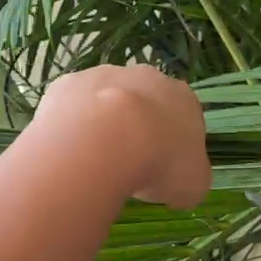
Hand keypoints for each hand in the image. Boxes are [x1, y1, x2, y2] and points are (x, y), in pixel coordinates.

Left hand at [33, 64, 210, 209]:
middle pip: (144, 105)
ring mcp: (105, 75)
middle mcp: (146, 78)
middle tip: (127, 167)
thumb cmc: (159, 163)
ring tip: (94, 162)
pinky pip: (71, 107)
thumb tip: (181, 186)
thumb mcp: (191, 186)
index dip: (172, 147)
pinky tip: (69, 151)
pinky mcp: (68, 83)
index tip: (161, 171)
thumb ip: (190, 179)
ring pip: (105, 102)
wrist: (104, 141)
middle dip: (136, 131)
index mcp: (183, 99)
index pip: (182, 120)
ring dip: (102, 126)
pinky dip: (70, 126)